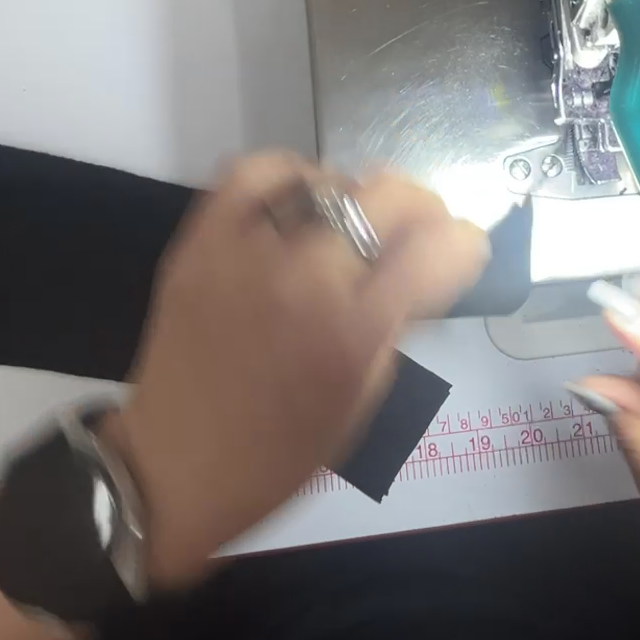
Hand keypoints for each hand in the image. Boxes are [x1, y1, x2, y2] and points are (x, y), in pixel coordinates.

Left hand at [106, 153, 488, 587]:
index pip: (437, 250)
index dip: (465, 241)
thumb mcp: (363, 397)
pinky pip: (254, 172)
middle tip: (421, 227)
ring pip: (329, 181)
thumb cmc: (281, 451)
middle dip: (424, 206)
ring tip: (357, 221)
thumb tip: (429, 264)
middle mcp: (305, 280)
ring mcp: (247, 253)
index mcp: (353, 333)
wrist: (174, 467)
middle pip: (389, 197)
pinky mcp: (202, 241)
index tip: (465, 245)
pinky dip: (290, 173)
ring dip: (361, 196)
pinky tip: (300, 197)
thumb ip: (398, 321)